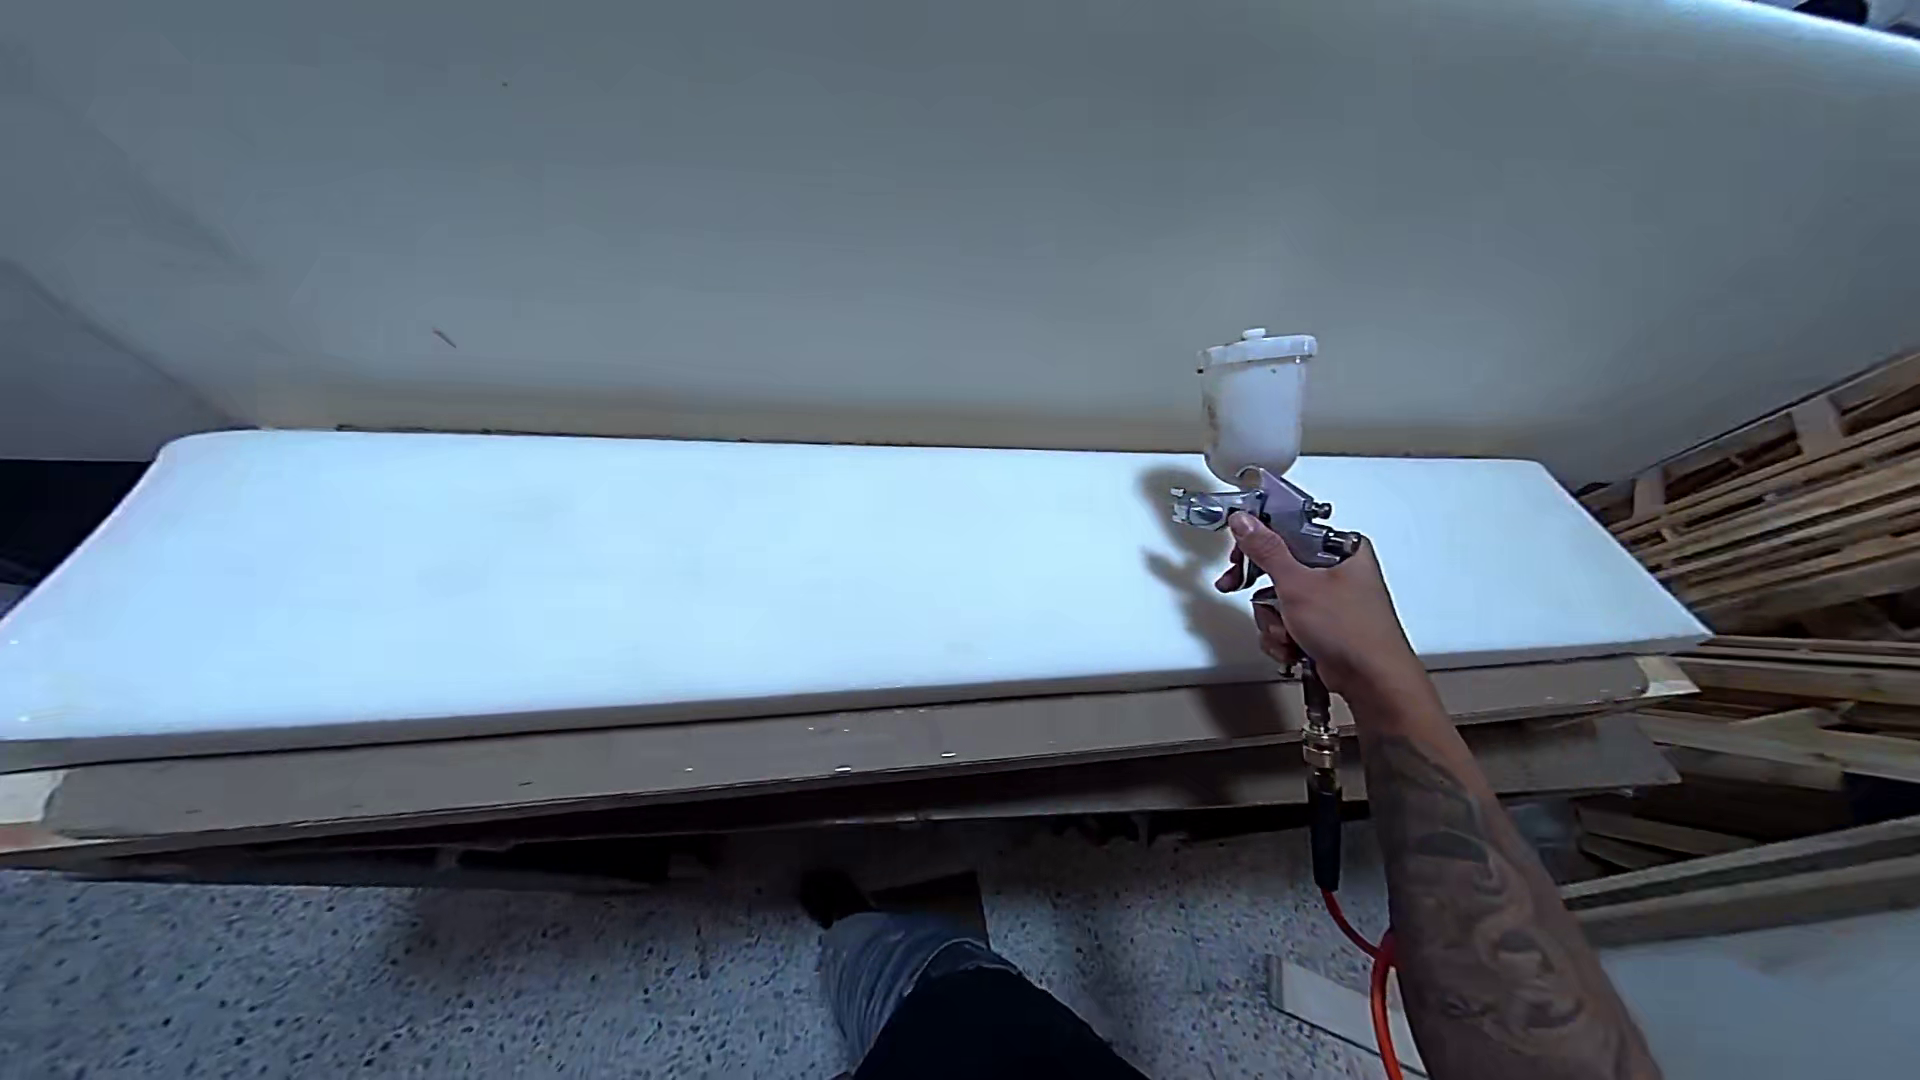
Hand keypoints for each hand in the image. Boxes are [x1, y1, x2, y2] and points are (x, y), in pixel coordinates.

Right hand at [1214, 511, 1423, 698]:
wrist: (1371, 681)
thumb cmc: (1353, 631)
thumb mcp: (1298, 583)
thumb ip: (1266, 550)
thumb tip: (1244, 522)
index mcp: (1341, 549)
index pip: (1286, 531)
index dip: (1256, 543)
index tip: (1237, 555)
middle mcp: (1336, 570)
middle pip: (1276, 566)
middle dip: (1262, 592)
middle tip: (1238, 586)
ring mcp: (1326, 598)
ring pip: (1275, 597)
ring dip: (1272, 619)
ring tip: (1287, 632)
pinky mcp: (1319, 622)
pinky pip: (1283, 619)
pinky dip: (1281, 635)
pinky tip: (1292, 645)